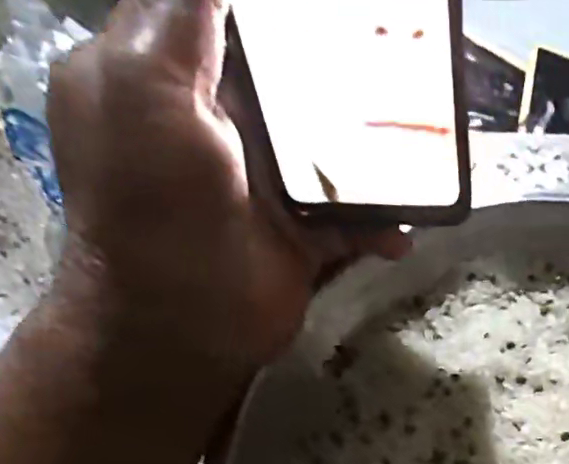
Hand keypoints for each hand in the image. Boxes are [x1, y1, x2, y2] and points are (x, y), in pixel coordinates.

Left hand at [46, 0, 408, 375]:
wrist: (176, 326)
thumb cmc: (150, 202)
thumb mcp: (144, 85)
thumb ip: (182, 12)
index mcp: (172, 71)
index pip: (224, 10)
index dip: (276, 7)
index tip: (327, 6)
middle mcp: (222, 121)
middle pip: (294, 68)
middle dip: (344, 57)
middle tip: (396, 44)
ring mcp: (266, 181)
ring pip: (335, 139)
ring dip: (378, 137)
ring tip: (424, 125)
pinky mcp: (302, 233)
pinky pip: (354, 212)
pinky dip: (381, 218)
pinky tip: (399, 224)